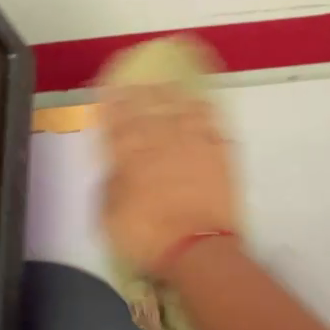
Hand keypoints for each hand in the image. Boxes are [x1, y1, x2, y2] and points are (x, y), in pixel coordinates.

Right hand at [101, 82, 239, 277]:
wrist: (198, 250)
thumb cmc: (148, 238)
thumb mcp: (110, 216)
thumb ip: (110, 186)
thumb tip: (114, 171)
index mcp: (130, 156)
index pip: (117, 120)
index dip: (112, 102)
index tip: (109, 89)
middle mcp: (161, 143)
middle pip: (150, 108)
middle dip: (142, 91)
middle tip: (139, 79)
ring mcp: (194, 146)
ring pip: (182, 109)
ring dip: (174, 94)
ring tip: (169, 82)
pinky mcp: (220, 156)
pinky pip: (212, 124)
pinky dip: (205, 110)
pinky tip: (202, 103)